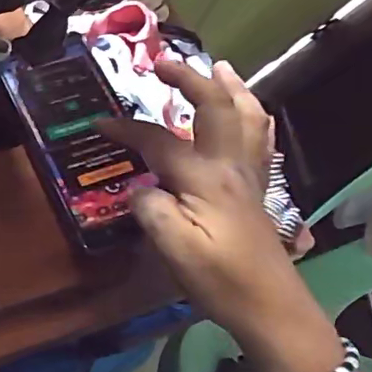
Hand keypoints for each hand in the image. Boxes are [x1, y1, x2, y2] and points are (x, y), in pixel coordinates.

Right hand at [100, 60, 342, 371]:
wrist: (271, 309)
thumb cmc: (219, 280)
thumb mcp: (173, 247)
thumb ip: (150, 207)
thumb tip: (140, 186)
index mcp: (205, 178)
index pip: (159, 140)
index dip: (127, 128)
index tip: (100, 122)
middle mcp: (230, 166)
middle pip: (214, 108)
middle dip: (188, 79)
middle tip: (164, 63)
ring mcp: (249, 177)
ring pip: (248, 117)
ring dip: (231, 87)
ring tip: (219, 67)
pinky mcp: (258, 192)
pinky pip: (259, 139)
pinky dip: (253, 116)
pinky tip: (250, 115)